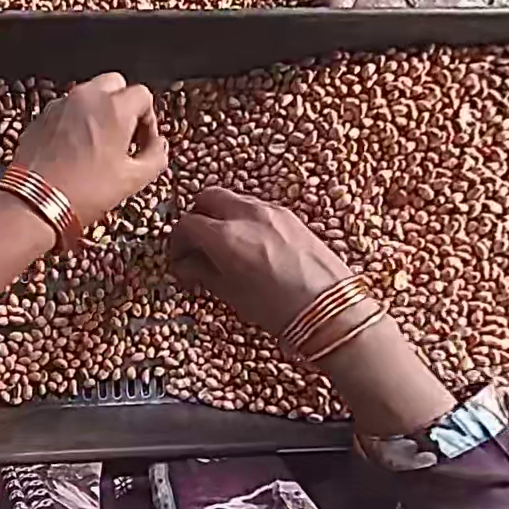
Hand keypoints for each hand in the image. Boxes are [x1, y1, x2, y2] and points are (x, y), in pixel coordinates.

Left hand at [10, 72, 167, 226]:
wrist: (35, 203)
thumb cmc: (85, 192)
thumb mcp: (132, 180)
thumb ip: (155, 157)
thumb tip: (159, 146)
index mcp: (114, 108)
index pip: (142, 95)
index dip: (148, 120)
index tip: (143, 143)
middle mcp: (86, 98)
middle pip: (114, 85)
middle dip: (123, 106)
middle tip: (123, 137)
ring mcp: (60, 105)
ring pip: (87, 96)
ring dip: (98, 113)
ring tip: (97, 146)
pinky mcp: (40, 117)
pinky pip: (65, 110)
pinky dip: (74, 122)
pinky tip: (74, 151)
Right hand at [168, 187, 353, 334]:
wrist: (331, 311)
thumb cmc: (278, 309)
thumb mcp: (231, 293)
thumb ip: (203, 272)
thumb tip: (186, 264)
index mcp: (226, 236)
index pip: (187, 224)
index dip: (177, 241)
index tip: (178, 258)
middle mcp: (246, 215)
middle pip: (208, 198)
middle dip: (197, 217)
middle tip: (196, 244)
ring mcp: (271, 211)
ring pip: (233, 200)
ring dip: (221, 217)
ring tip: (223, 247)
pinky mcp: (290, 216)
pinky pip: (256, 209)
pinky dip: (244, 220)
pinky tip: (249, 246)